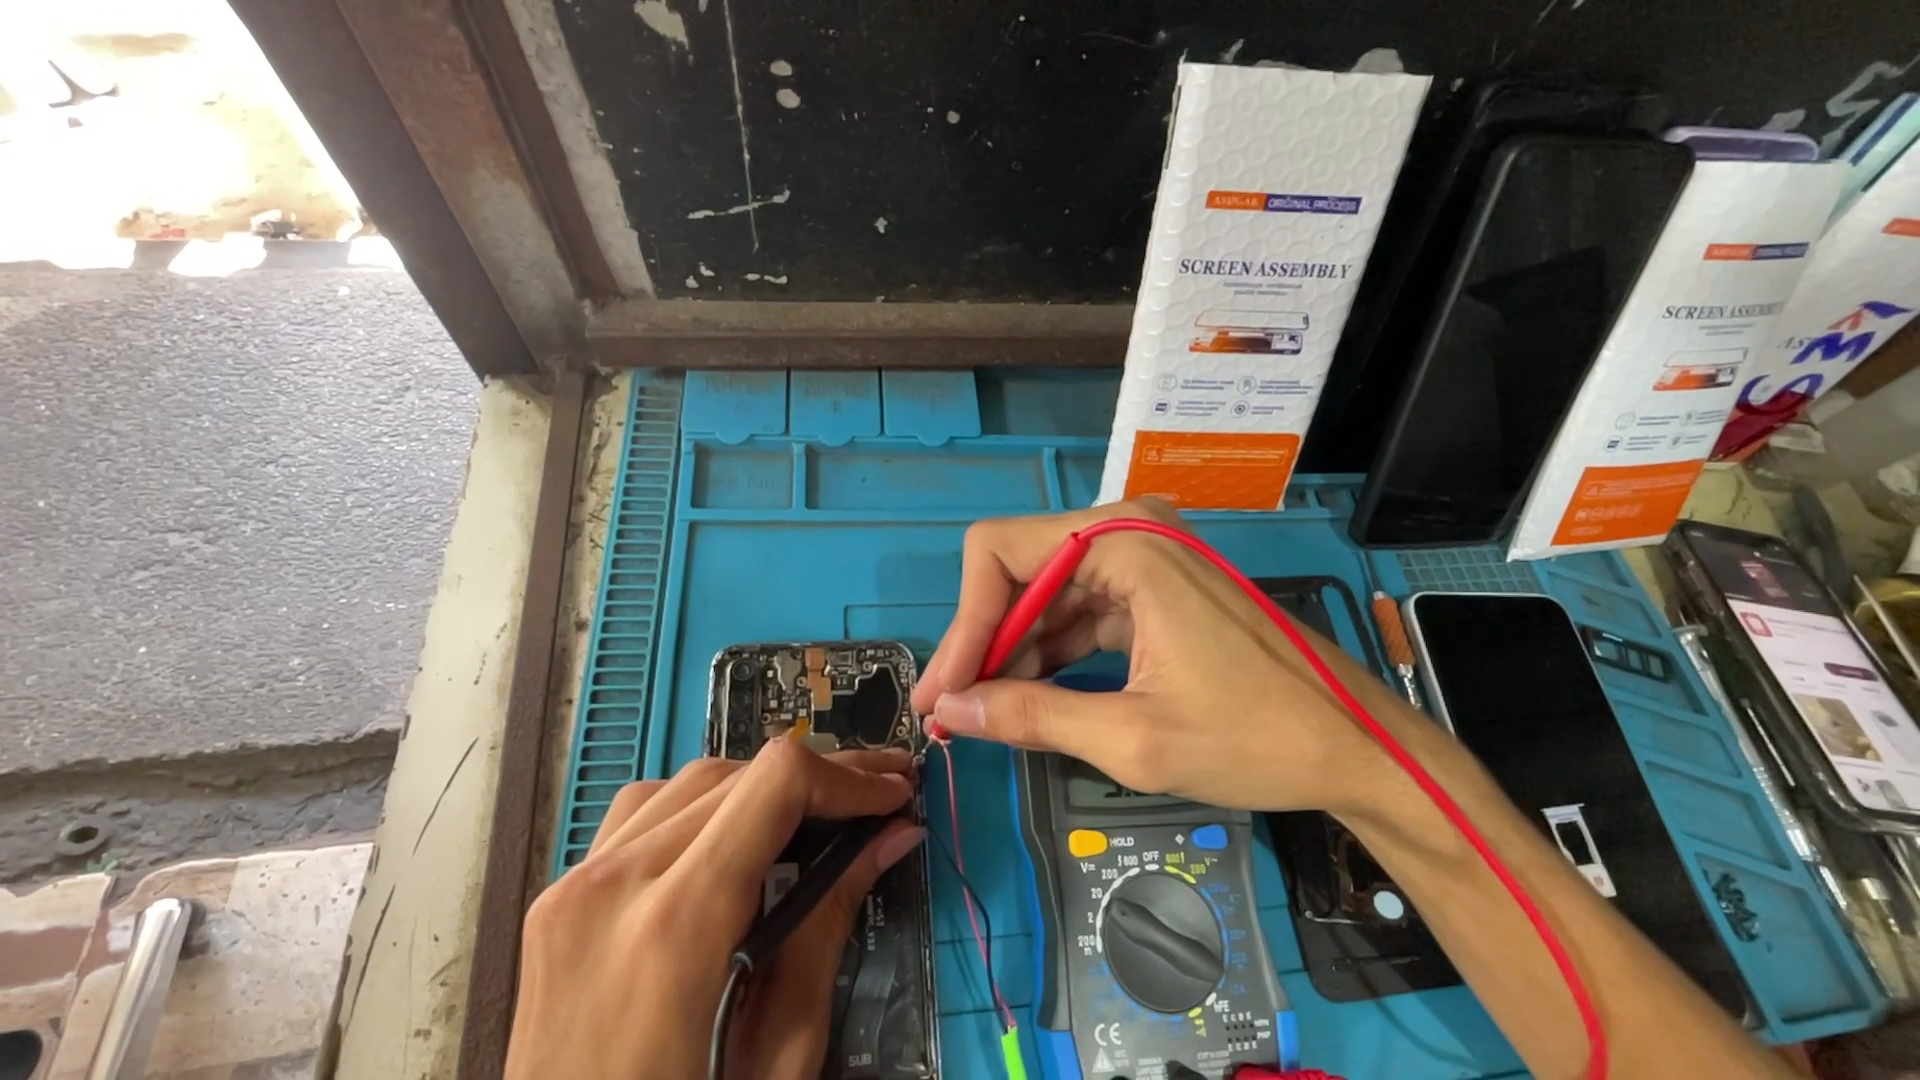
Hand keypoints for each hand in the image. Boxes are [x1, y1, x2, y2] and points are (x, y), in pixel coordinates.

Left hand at [506, 742, 925, 1079]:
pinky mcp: (557, 897)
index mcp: (679, 924)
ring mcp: (576, 885)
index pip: (775, 785)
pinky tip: (728, 837)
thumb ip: (831, 921)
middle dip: (818, 779)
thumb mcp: (785, 1045)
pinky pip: (639, 814)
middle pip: (737, 774)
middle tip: (875, 796)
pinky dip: (697, 807)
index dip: (847, 777)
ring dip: (758, 788)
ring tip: (812, 816)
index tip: (892, 795)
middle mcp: (617, 883)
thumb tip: (890, 836)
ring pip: (687, 783)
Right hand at [912, 499, 1409, 814]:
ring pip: (1046, 594)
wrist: (1357, 748)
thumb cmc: (1255, 738)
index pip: (999, 554)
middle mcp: (1129, 531)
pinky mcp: (1156, 588)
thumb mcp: (1132, 737)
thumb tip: (950, 710)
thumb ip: (1030, 716)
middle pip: (1018, 571)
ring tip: (980, 714)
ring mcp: (1145, 557)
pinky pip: (1081, 610)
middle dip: (982, 642)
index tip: (942, 694)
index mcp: (1124, 544)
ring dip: (1012, 651)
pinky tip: (1027, 696)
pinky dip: (1051, 653)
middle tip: (951, 711)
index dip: (962, 626)